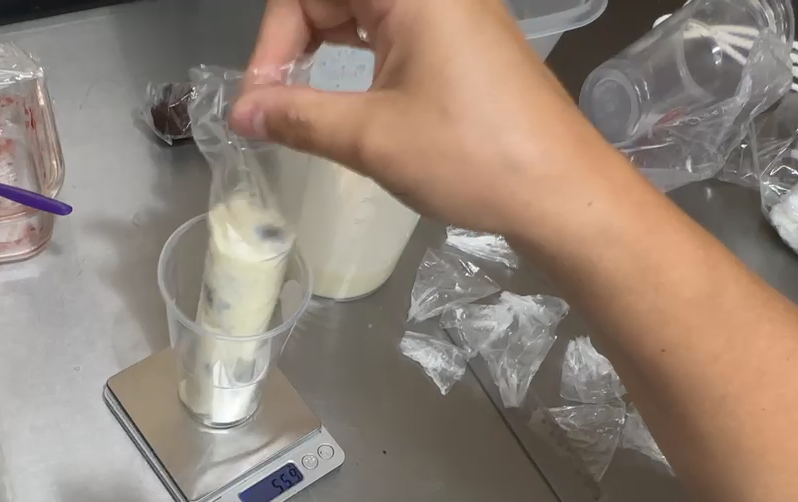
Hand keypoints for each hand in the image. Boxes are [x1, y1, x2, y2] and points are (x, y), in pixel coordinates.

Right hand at [232, 0, 626, 238]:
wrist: (555, 189)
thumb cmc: (467, 157)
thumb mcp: (372, 139)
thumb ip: (299, 118)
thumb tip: (241, 114)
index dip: (273, 43)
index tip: (258, 105)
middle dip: (291, 44)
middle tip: (270, 107)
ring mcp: (447, 11)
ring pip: (359, 10)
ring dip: (318, 51)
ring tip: (293, 105)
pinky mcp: (457, 41)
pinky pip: (388, 31)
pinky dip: (353, 59)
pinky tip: (337, 94)